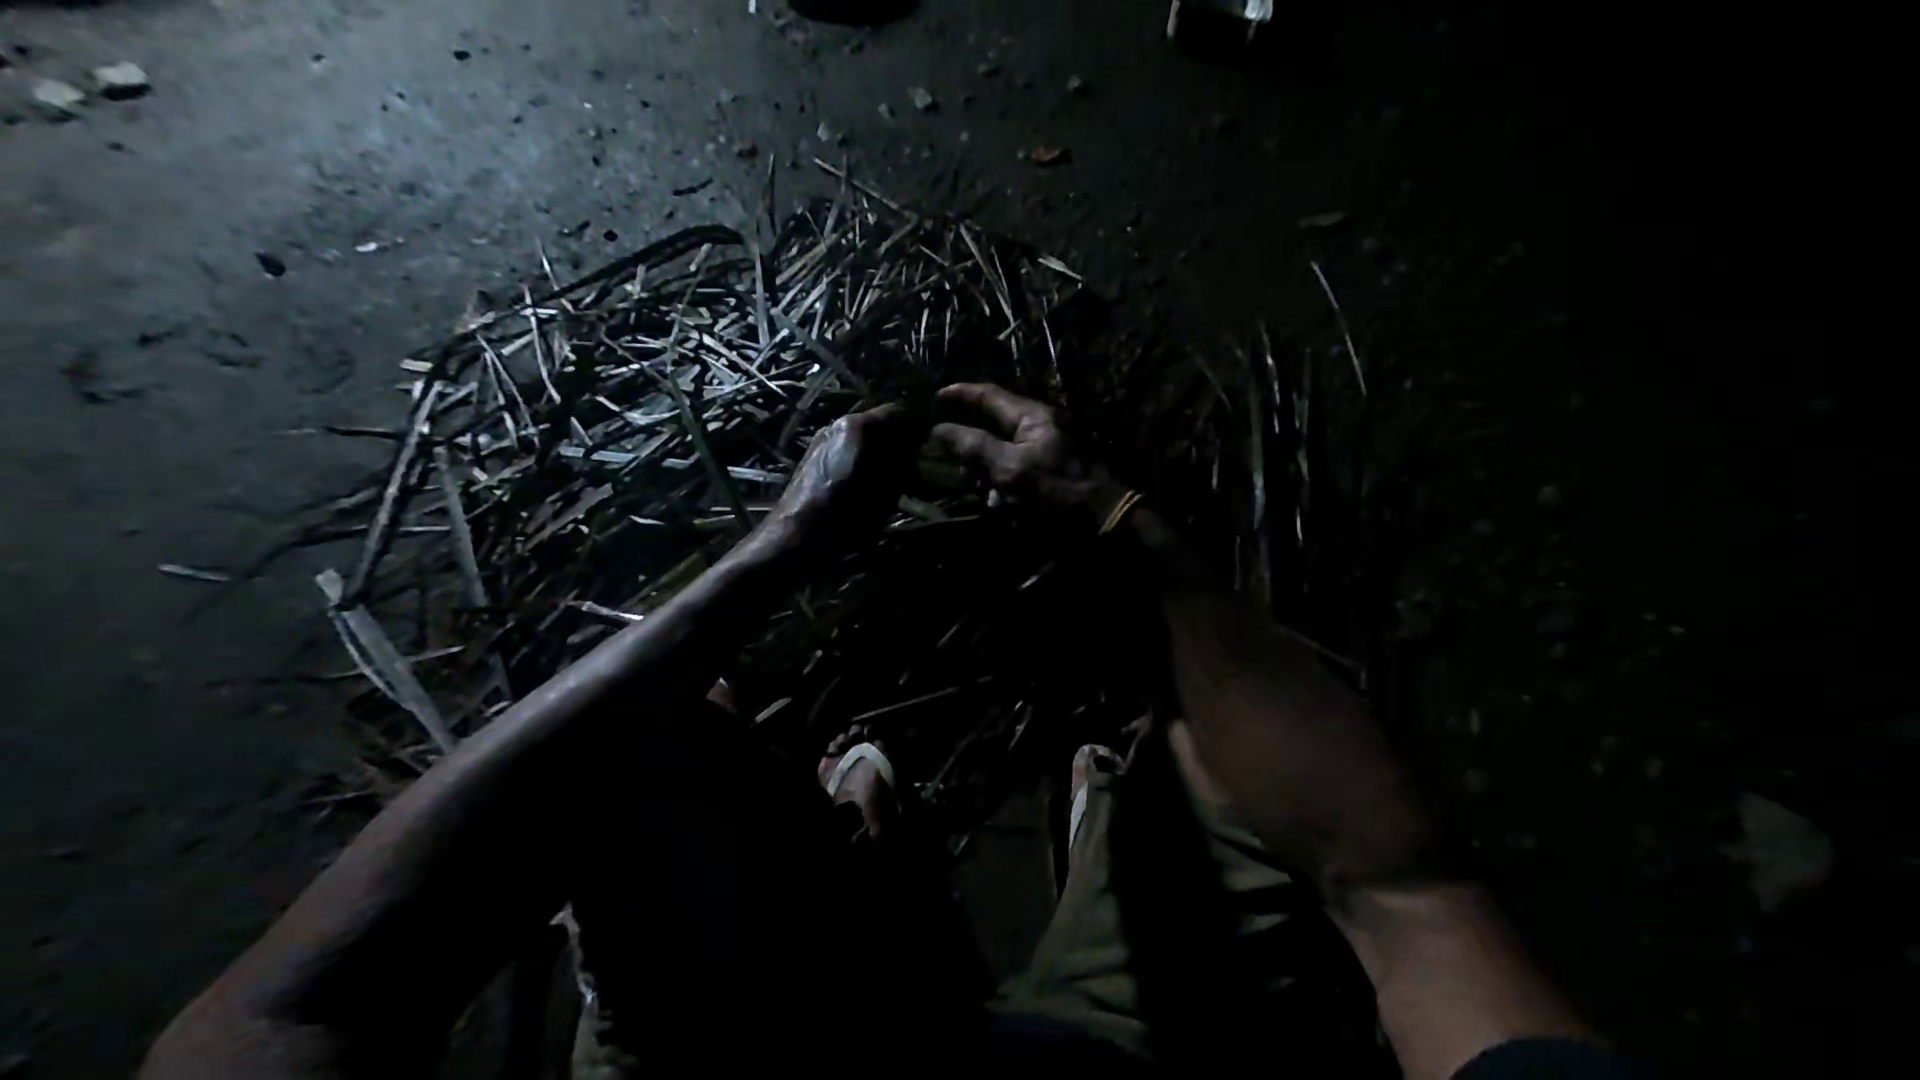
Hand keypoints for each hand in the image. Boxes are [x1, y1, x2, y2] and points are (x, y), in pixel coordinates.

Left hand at [762, 403, 924, 559]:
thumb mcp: (887, 490)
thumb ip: (904, 462)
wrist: (795, 534)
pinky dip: (864, 457)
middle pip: (879, 422)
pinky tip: (870, 479)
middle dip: (900, 439)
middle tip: (915, 462)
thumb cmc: (846, 513)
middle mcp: (839, 423)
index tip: (931, 445)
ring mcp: (824, 437)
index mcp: (858, 426)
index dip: (919, 426)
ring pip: (863, 436)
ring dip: (881, 449)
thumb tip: (916, 447)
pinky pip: (849, 447)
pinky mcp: (814, 454)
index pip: (899, 412)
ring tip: (894, 474)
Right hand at [930, 383, 1130, 530]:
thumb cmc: (1054, 491)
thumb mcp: (1009, 467)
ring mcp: (1038, 456)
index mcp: (1031, 418)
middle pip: (987, 433)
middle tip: (970, 475)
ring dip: (987, 481)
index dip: (960, 394)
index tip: (935, 397)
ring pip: (994, 461)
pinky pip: (1008, 481)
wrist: (1096, 526)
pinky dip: (1002, 495)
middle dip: (974, 457)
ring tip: (995, 500)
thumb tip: (939, 429)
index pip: (989, 395)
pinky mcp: (1040, 480)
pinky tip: (1007, 511)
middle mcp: (1034, 431)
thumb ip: (973, 446)